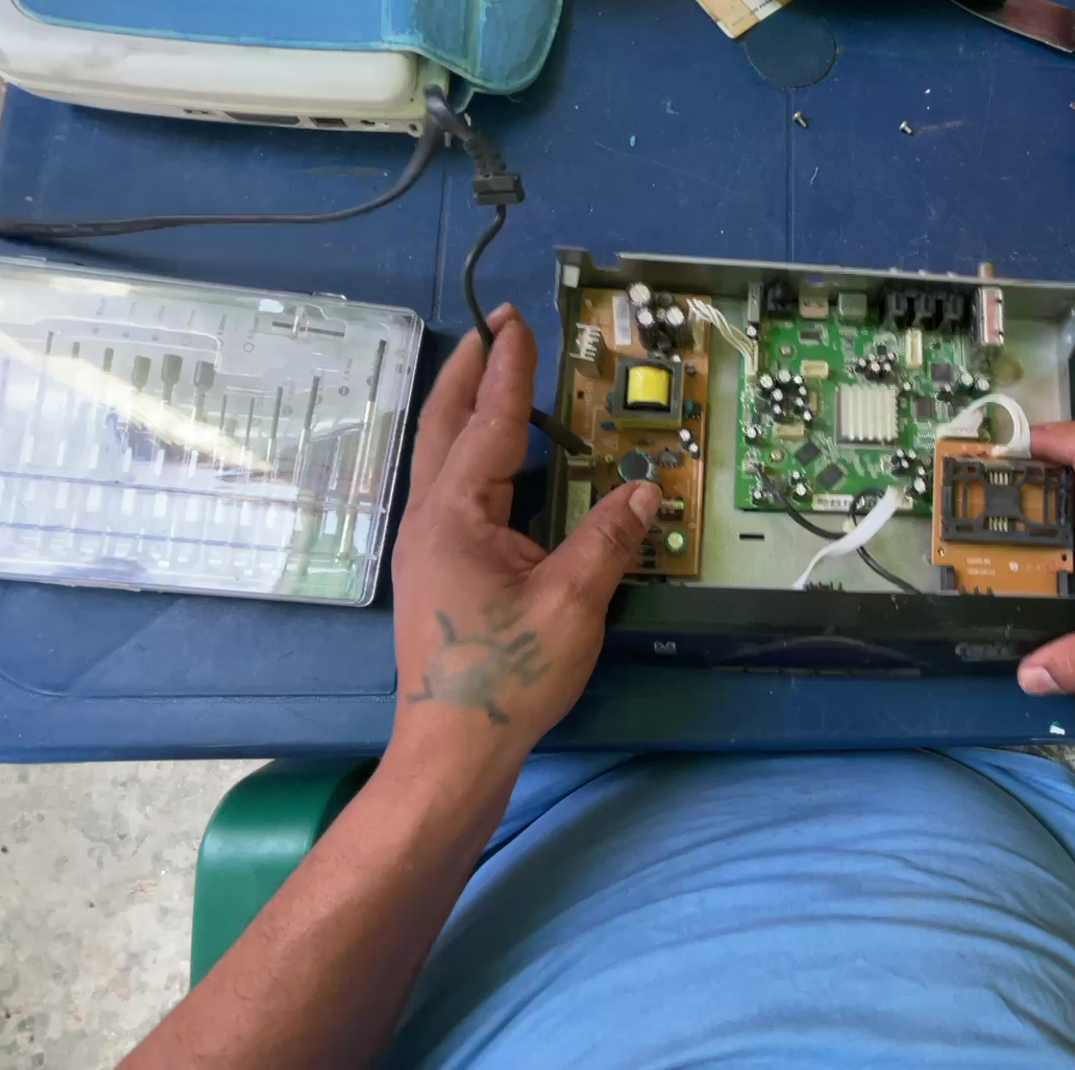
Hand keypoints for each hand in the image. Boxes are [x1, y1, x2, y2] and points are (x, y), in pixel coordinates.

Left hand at [389, 306, 659, 763]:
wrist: (454, 749)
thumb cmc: (508, 674)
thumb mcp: (571, 603)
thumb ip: (608, 541)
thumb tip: (644, 493)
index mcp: (455, 518)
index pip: (487, 428)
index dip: (508, 375)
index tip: (515, 324)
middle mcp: (430, 523)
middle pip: (441, 431)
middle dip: (464, 377)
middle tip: (485, 333)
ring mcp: (430, 549)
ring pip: (442, 463)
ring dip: (463, 415)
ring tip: (489, 383)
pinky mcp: (440, 573)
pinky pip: (455, 496)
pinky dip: (474, 460)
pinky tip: (495, 468)